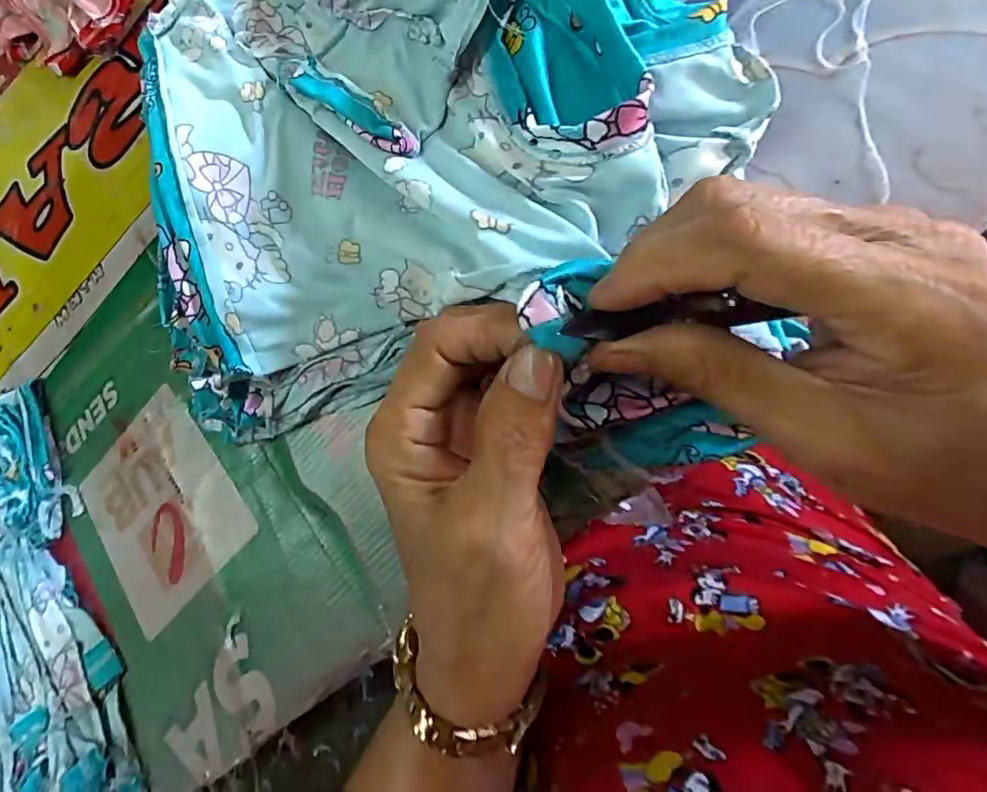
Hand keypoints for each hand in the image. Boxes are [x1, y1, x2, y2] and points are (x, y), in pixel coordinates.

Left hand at [365, 304, 562, 726]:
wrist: (484, 661)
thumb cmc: (478, 599)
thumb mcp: (494, 520)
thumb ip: (511, 435)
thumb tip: (539, 353)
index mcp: (400, 429)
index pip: (436, 346)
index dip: (490, 327)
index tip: (556, 332)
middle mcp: (420, 418)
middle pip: (460, 346)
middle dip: (513, 333)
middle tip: (579, 335)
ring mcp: (454, 429)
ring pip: (487, 364)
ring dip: (531, 352)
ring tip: (586, 347)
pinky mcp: (488, 444)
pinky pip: (511, 394)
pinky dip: (542, 380)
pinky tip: (579, 376)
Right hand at [587, 178, 986, 554]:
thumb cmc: (939, 472)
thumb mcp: (817, 438)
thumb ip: (711, 374)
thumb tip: (611, 344)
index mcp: (905, 295)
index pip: (747, 237)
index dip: (656, 263)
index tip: (602, 308)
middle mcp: (904, 235)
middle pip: (737, 205)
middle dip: (655, 253)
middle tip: (620, 309)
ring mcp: (896, 223)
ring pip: (745, 200)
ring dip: (677, 246)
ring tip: (654, 301)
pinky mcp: (880, 229)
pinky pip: (768, 214)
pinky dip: (710, 247)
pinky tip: (702, 288)